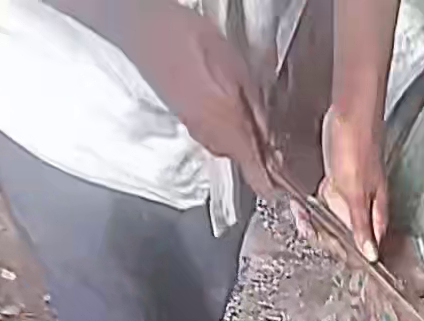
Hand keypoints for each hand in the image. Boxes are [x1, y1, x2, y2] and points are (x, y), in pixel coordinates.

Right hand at [125, 0, 275, 194]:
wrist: (139, 24)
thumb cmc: (188, 40)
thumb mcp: (238, 71)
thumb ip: (257, 111)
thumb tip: (270, 140)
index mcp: (230, 132)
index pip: (257, 179)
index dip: (273, 189)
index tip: (284, 193)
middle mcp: (212, 140)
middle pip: (244, 160)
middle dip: (257, 147)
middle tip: (264, 122)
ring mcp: (196, 131)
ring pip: (229, 145)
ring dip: (238, 132)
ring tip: (238, 100)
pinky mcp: (185, 121)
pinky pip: (213, 132)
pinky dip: (222, 122)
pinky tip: (220, 96)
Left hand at [316, 109, 388, 260]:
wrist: (349, 112)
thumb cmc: (357, 148)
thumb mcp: (356, 193)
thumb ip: (361, 226)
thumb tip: (370, 255)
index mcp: (375, 215)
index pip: (364, 246)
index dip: (345, 251)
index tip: (326, 244)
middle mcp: (365, 209)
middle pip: (346, 236)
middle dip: (324, 233)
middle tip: (305, 225)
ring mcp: (351, 197)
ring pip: (333, 221)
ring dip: (315, 222)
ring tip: (300, 216)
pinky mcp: (339, 184)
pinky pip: (325, 204)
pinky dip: (313, 208)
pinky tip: (301, 207)